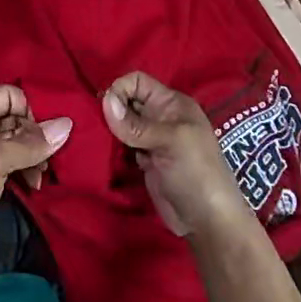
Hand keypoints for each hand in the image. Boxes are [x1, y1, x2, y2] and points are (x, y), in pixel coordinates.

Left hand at [0, 85, 70, 266]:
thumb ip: (32, 143)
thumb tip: (68, 124)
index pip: (9, 94)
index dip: (28, 111)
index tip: (40, 137)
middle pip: (15, 118)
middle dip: (34, 137)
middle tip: (44, 160)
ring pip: (17, 141)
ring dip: (33, 156)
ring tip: (38, 176)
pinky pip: (13, 162)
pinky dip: (26, 169)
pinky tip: (32, 184)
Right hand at [102, 71, 253, 239]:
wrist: (207, 219)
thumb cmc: (196, 172)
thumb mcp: (170, 142)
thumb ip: (137, 124)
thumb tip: (104, 100)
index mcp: (172, 104)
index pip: (139, 81)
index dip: (120, 89)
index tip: (105, 110)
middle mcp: (162, 117)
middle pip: (128, 101)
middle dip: (110, 110)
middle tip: (93, 127)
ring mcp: (153, 140)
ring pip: (123, 124)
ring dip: (109, 130)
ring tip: (94, 139)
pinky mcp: (145, 161)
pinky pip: (123, 146)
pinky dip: (113, 148)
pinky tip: (101, 153)